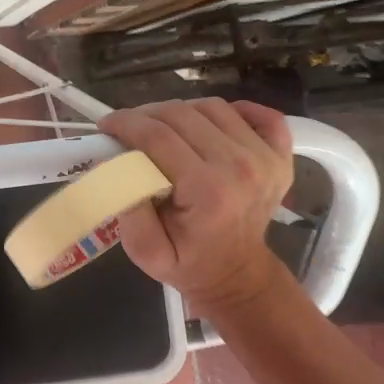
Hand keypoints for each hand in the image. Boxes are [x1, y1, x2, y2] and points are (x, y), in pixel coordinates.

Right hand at [99, 99, 294, 315]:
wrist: (237, 275)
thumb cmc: (187, 262)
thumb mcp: (145, 250)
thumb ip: (127, 209)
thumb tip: (114, 165)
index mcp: (207, 191)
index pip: (157, 136)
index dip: (125, 123)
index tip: (105, 125)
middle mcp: (240, 167)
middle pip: (181, 114)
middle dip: (145, 115)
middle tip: (127, 129)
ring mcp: (264, 159)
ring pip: (212, 107)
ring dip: (180, 112)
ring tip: (162, 129)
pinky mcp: (279, 156)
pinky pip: (261, 115)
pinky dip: (236, 111)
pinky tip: (210, 124)